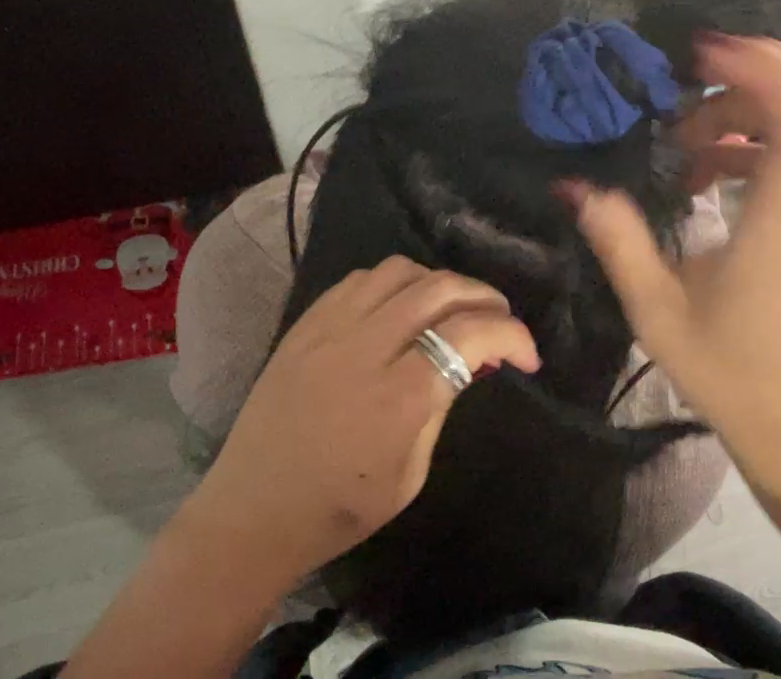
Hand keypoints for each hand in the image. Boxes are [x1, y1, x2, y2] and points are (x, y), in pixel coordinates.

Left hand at [186, 257, 540, 578]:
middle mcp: (365, 347)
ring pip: (399, 270)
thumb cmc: (339, 508)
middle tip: (500, 321)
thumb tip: (468, 361)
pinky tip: (400, 309)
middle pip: (439, 288)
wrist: (252, 510)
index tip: (528, 357)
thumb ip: (441, 406)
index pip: (471, 334)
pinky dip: (394, 283)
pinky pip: (358, 280)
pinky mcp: (304, 324)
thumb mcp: (410, 474)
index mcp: (398, 396)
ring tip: (451, 311)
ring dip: (438, 283)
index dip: (513, 335)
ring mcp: (329, 329)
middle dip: (485, 297)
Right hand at [571, 35, 780, 453]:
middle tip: (691, 70)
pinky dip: (756, 137)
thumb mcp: (657, 311)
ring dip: (752, 103)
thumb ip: (618, 241)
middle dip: (762, 64)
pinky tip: (704, 170)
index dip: (760, 68)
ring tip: (684, 133)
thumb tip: (575, 186)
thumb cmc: (730, 373)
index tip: (699, 55)